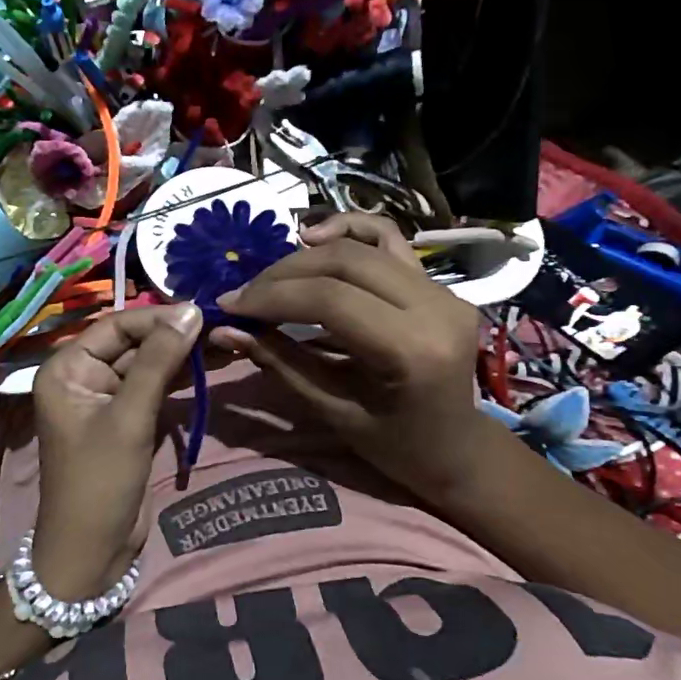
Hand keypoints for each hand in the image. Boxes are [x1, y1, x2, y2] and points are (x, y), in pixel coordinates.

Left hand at [31, 304, 201, 597]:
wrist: (93, 550)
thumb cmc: (101, 480)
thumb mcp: (130, 417)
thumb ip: (159, 361)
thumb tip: (192, 310)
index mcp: (68, 368)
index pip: (117, 326)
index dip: (159, 317)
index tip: (203, 312)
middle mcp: (85, 376)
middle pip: (135, 342)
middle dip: (176, 335)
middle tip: (223, 327)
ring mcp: (108, 398)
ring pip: (150, 364)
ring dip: (184, 355)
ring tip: (227, 340)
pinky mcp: (129, 418)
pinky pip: (156, 387)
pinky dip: (181, 378)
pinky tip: (212, 365)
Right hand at [210, 214, 497, 499]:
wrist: (456, 448)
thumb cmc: (396, 445)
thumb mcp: (333, 411)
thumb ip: (280, 363)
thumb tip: (224, 330)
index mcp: (413, 350)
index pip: (331, 299)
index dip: (274, 296)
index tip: (231, 304)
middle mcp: (436, 307)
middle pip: (345, 262)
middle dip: (284, 273)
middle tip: (246, 295)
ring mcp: (443, 289)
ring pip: (363, 245)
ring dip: (308, 255)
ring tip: (272, 275)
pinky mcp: (438, 282)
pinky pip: (389, 240)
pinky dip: (349, 231)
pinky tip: (315, 238)